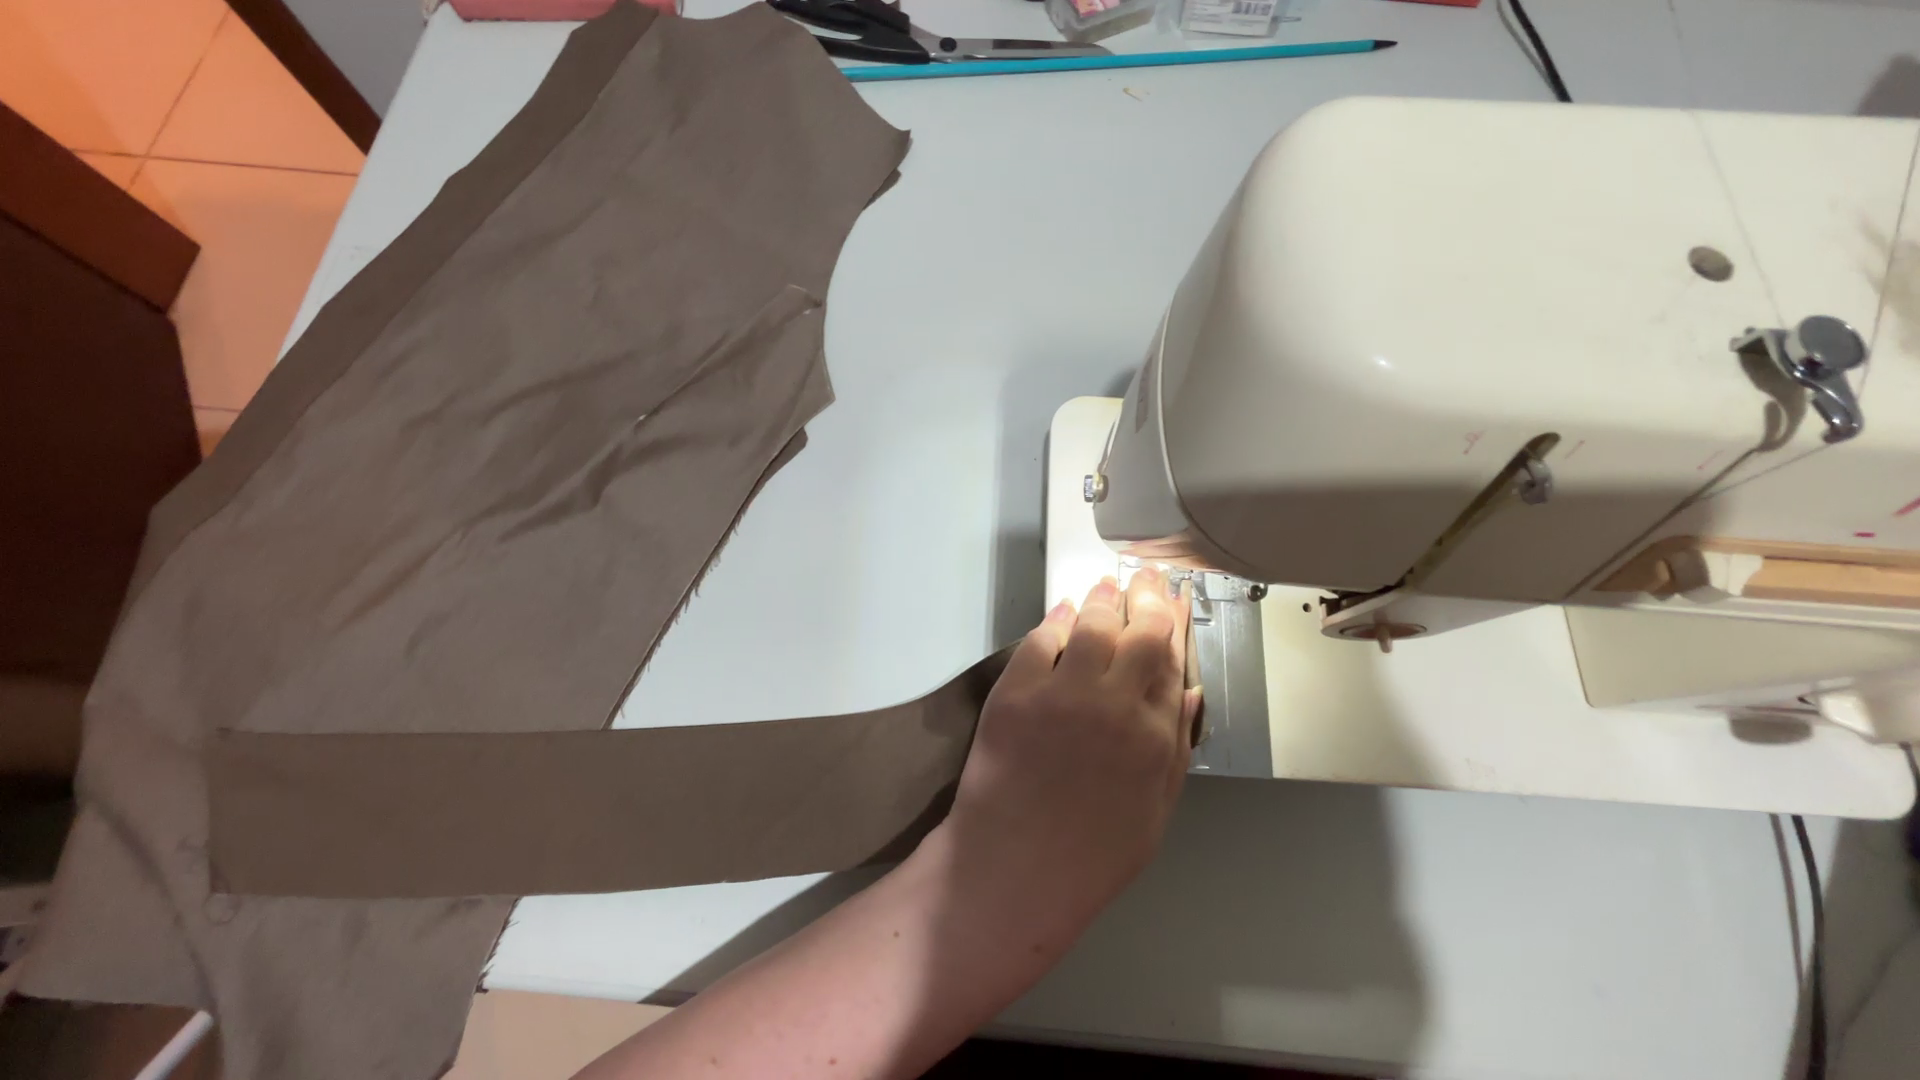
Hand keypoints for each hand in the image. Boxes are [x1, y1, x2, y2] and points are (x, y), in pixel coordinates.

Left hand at [937, 566, 1200, 931]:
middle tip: (1143, 578)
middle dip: (1145, 597)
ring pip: (1089, 625)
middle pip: (1137, 631)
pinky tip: (1062, 613)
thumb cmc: (1092, 854)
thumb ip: (1176, 746)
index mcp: (1154, 735)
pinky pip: (1040, 641)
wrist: (1014, 871)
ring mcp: (1061, 694)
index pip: (1171, 659)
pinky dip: (1054, 621)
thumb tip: (1190, 692)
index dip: (1174, 623)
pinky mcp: (1015, 693)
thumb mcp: (1156, 810)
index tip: (1174, 599)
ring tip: (1106, 589)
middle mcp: (1113, 704)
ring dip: (1101, 601)